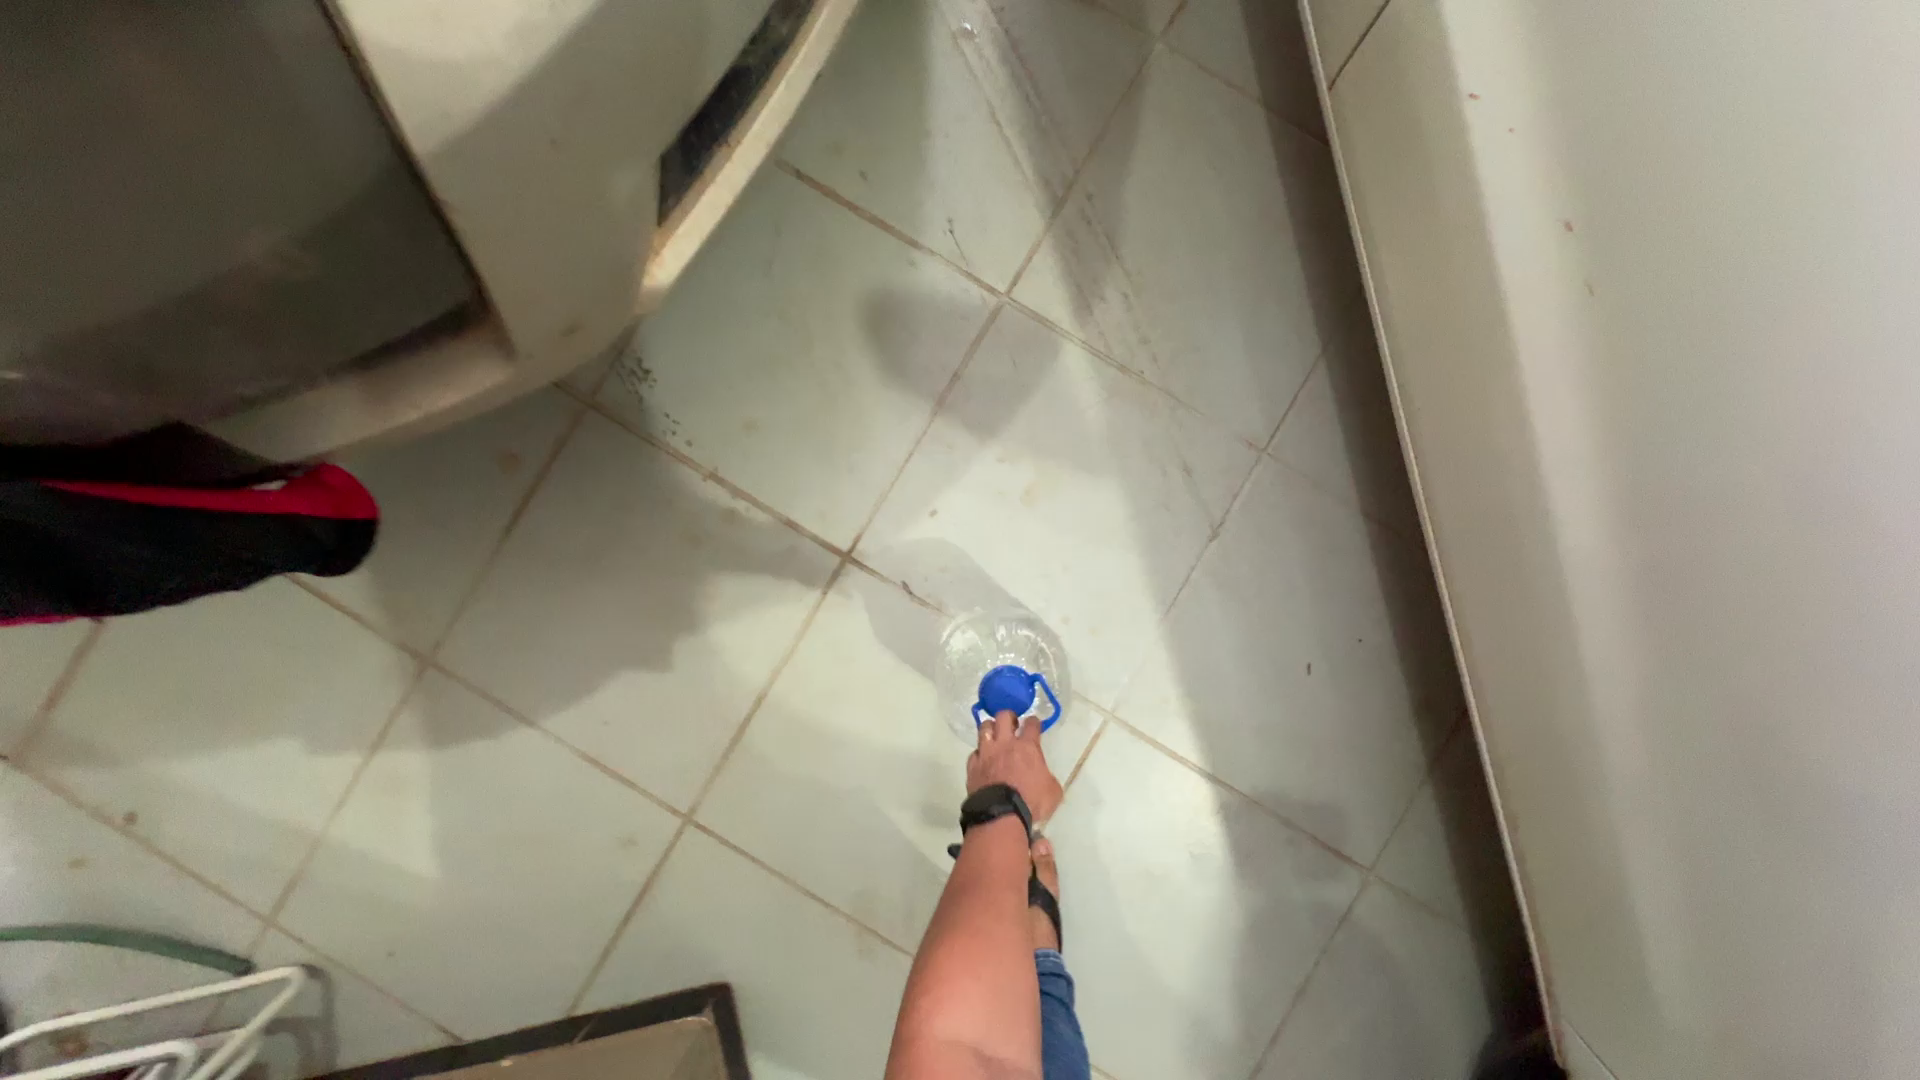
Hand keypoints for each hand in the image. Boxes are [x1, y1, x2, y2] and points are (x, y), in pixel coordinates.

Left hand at [967, 710, 1063, 824]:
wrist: (1000, 814)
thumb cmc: (1031, 802)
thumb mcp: (1053, 792)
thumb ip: (1048, 778)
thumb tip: (1044, 777)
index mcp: (1027, 747)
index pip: (1032, 724)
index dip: (1034, 722)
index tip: (1034, 724)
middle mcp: (1005, 744)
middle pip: (1004, 716)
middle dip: (1009, 716)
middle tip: (1012, 724)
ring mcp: (986, 753)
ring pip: (984, 728)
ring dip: (990, 729)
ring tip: (994, 735)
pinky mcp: (973, 766)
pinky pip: (974, 752)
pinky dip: (979, 754)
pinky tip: (983, 759)